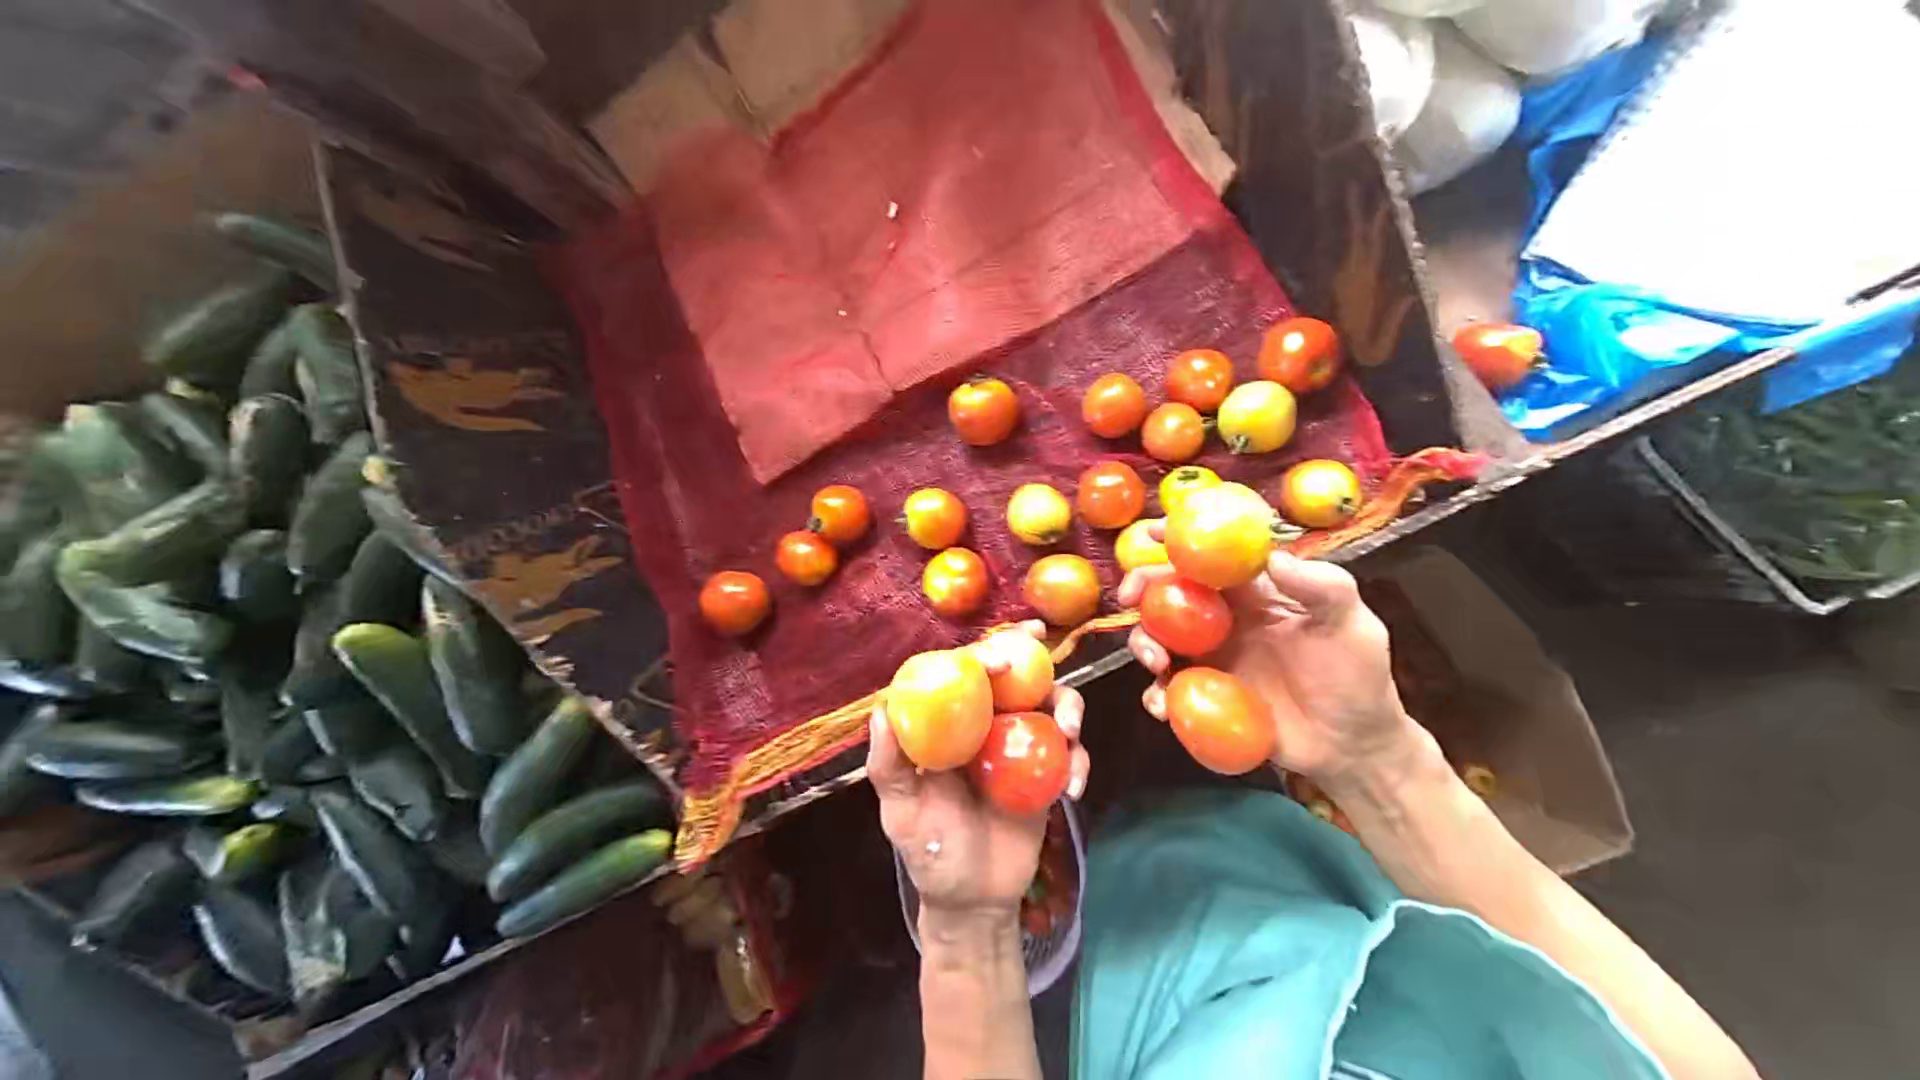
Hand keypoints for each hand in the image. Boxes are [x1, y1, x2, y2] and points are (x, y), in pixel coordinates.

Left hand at [867, 623, 1089, 915]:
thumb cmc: (931, 852)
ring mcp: (1021, 749)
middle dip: (1031, 652)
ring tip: (1069, 733)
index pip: (965, 678)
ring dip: (1067, 706)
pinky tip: (1073, 789)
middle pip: (1014, 677)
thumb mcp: (902, 812)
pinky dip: (1080, 761)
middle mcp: (987, 728)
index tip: (999, 657)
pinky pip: (1072, 754)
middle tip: (1043, 644)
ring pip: (1052, 705)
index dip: (980, 656)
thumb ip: (889, 765)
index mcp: (951, 728)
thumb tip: (881, 710)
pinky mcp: (1049, 775)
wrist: (974, 902)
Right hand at [1118, 528, 1416, 786]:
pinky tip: (1163, 705)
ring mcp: (1209, 657)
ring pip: (1158, 637)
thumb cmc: (1357, 678)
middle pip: (1170, 592)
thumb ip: (1323, 587)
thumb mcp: (1353, 625)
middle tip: (1129, 599)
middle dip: (1142, 588)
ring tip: (1156, 662)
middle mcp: (1223, 619)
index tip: (1150, 535)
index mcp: (1254, 593)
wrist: (1352, 747)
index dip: (1179, 541)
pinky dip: (1155, 694)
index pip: (1211, 557)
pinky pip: (1166, 687)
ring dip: (1143, 643)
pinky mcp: (1203, 694)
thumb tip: (1273, 557)